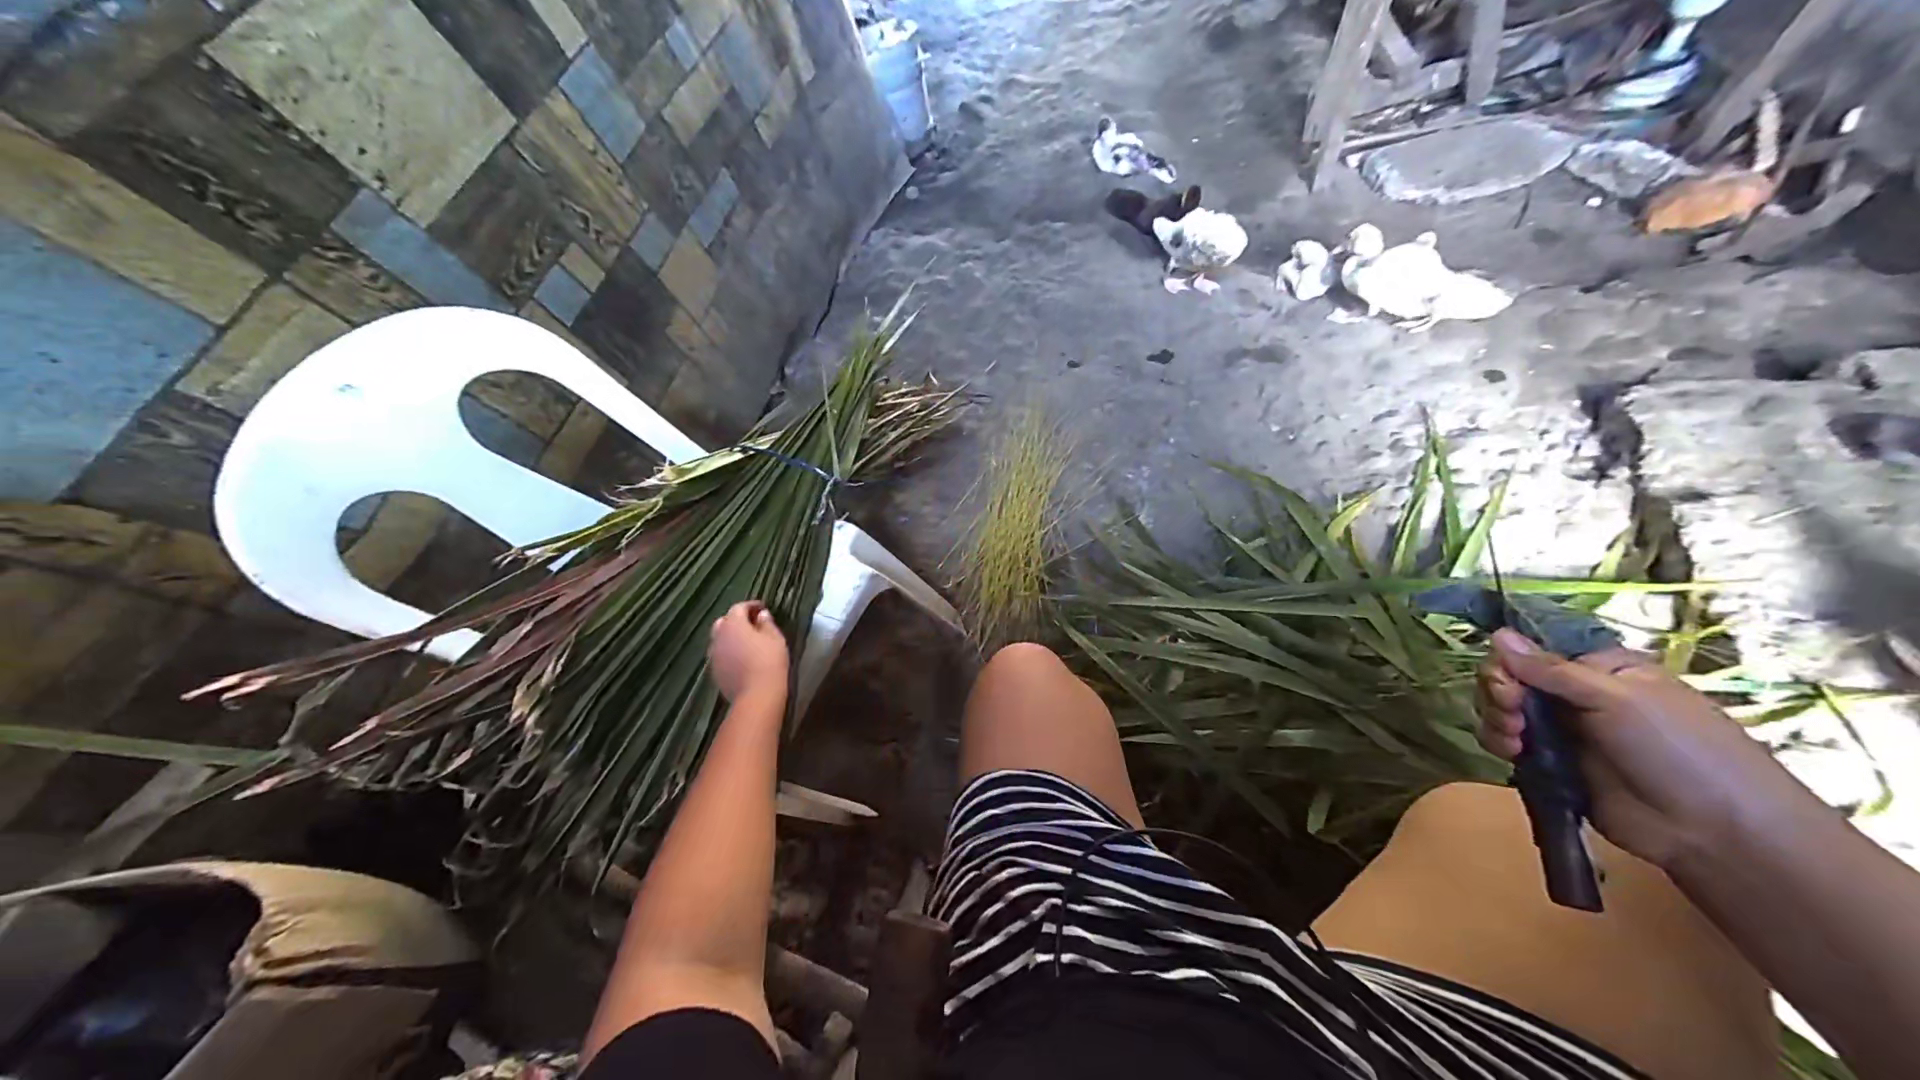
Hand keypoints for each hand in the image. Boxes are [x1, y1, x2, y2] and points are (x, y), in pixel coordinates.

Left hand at [708, 601, 788, 704]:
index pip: (739, 608)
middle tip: (753, 623)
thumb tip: (762, 615)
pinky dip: (729, 652)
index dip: (751, 606)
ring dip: (731, 637)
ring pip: (720, 639)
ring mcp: (714, 655)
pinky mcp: (715, 672)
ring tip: (747, 641)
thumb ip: (767, 624)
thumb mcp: (775, 639)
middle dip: (737, 620)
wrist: (757, 695)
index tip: (763, 608)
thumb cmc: (769, 661)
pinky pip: (721, 655)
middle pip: (724, 622)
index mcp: (733, 624)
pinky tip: (742, 658)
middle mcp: (719, 637)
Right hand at [1475, 628, 1809, 870]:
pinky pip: (1508, 743)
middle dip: (1500, 694)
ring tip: (1515, 740)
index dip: (1509, 665)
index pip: (1532, 654)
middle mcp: (1576, 696)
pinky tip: (1512, 753)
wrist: (1715, 830)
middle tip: (1512, 715)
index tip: (1508, 685)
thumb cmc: (1678, 749)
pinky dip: (1500, 742)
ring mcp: (1563, 732)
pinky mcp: (1552, 765)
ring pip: (1503, 711)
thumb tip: (1497, 634)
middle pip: (1511, 680)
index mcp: (1598, 671)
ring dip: (1496, 719)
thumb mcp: (1616, 699)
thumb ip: (1551, 670)